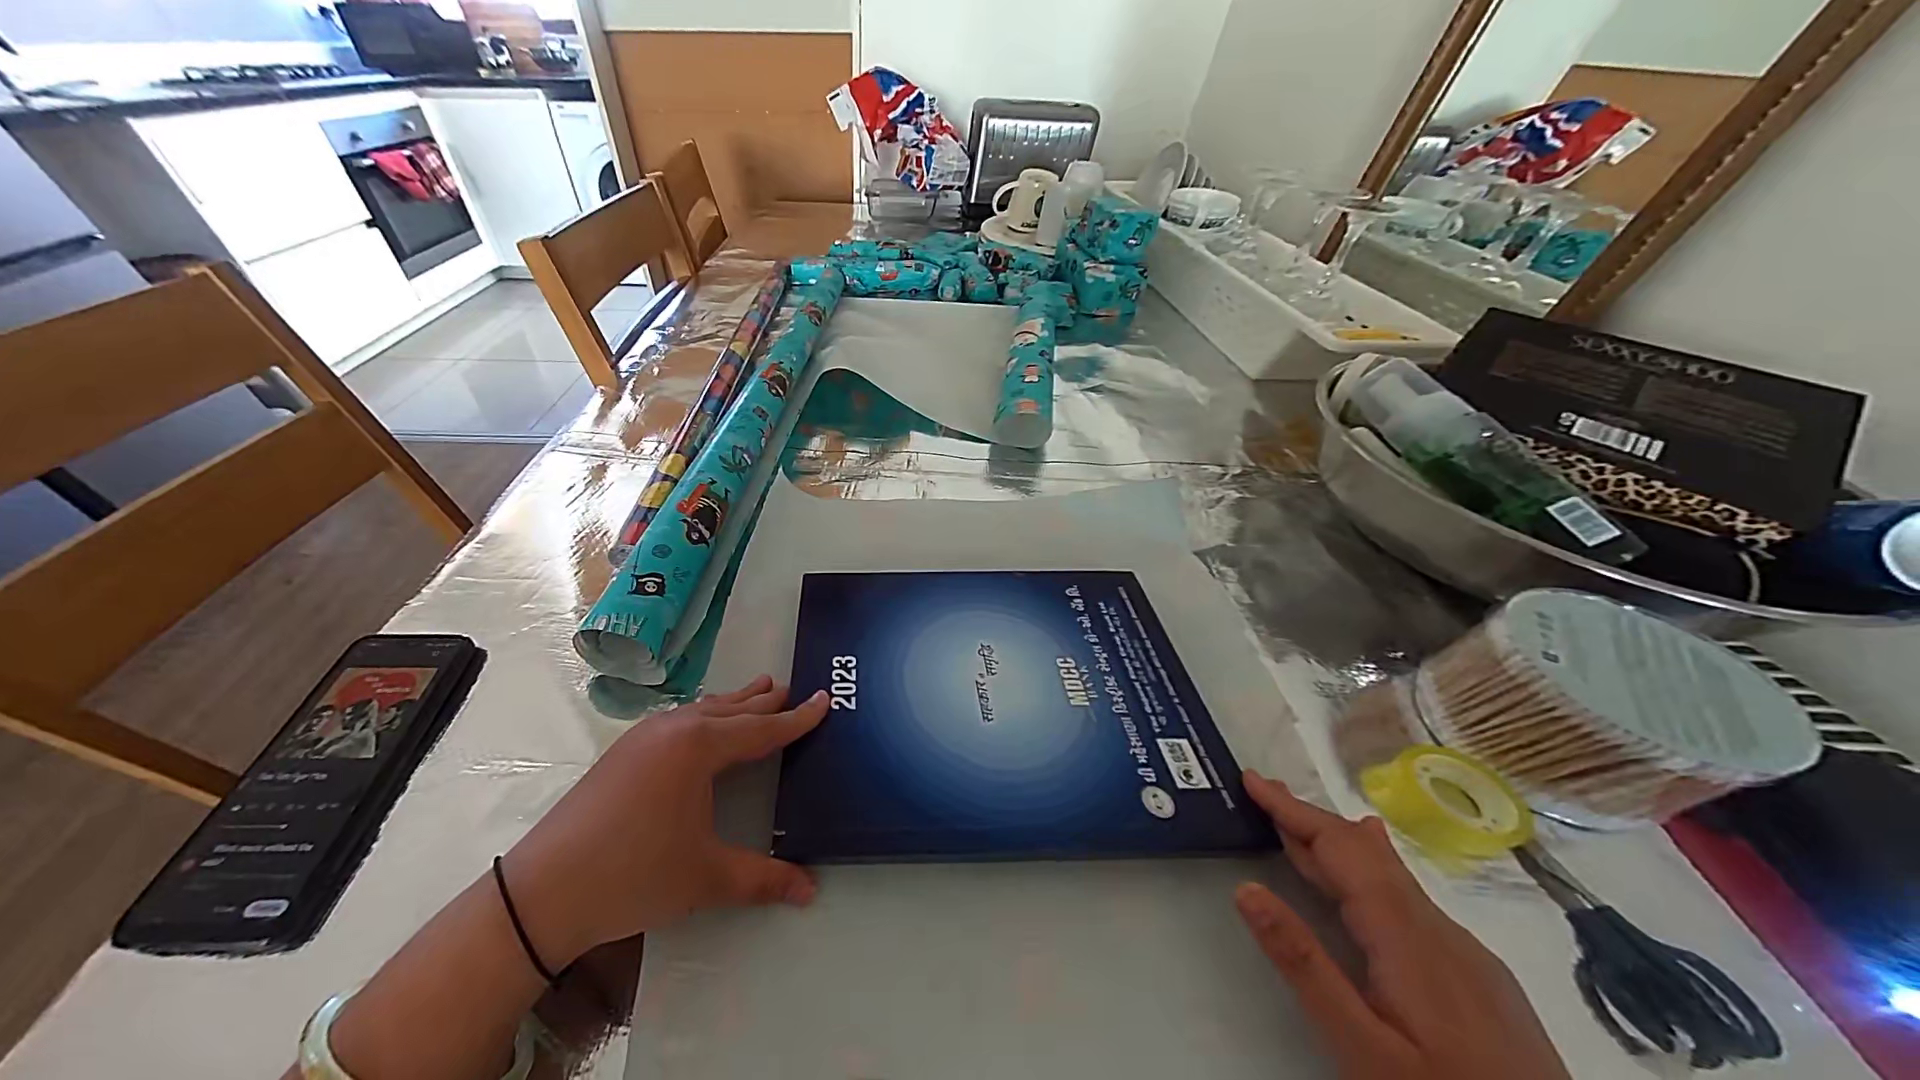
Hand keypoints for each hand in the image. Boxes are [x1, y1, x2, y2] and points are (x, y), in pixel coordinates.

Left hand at [500, 676, 826, 968]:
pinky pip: (678, 721)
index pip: (761, 728)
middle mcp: (674, 730)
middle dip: (764, 701)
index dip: (797, 718)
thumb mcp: (706, 877)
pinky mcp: (622, 752)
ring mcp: (643, 738)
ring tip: (756, 691)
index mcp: (700, 748)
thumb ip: (763, 878)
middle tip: (790, 688)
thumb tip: (810, 890)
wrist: (541, 892)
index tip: (824, 699)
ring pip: (701, 710)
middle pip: (731, 709)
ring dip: (732, 703)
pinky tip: (701, 725)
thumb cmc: (634, 875)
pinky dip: (704, 716)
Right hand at [1235, 772, 1568, 1079]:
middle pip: (1368, 854)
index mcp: (1406, 936)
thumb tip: (1248, 889)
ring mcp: (1467, 953)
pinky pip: (1412, 903)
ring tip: (1302, 827)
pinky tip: (1370, 884)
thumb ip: (1304, 964)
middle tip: (1263, 794)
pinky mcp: (1480, 977)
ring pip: (1393, 877)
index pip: (1341, 850)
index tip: (1253, 781)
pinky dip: (1370, 876)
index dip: (1293, 811)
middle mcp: (1440, 930)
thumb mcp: (1360, 1044)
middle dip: (1311, 818)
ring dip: (1340, 845)